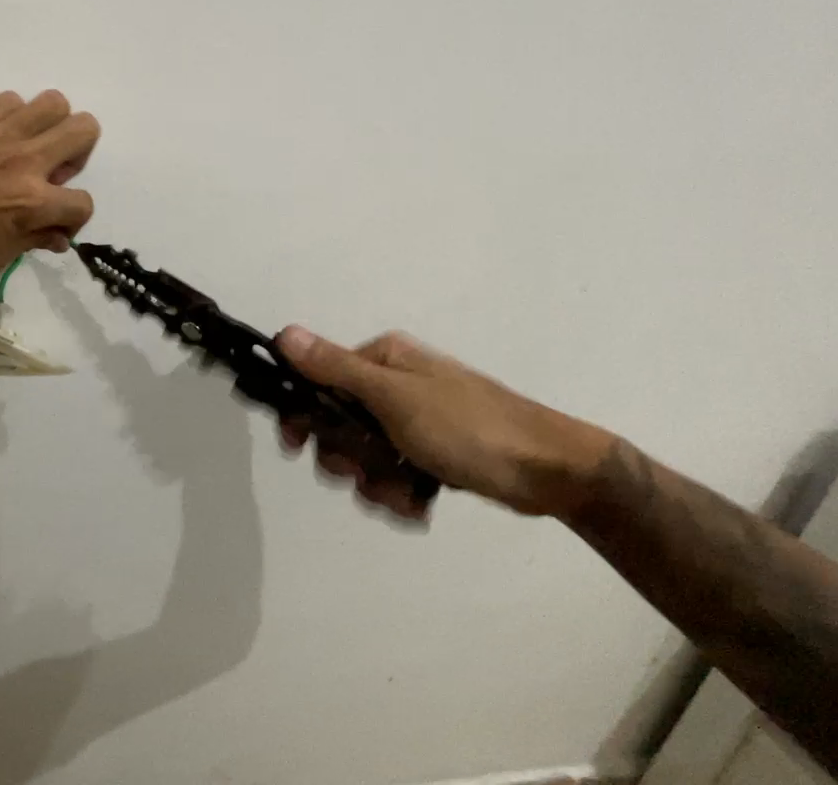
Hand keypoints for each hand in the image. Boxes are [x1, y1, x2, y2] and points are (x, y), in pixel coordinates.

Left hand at [0, 90, 99, 286]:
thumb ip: (32, 240)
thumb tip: (57, 235)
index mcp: (31, 204)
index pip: (82, 202)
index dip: (73, 217)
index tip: (53, 223)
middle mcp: (23, 161)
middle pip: (84, 130)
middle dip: (77, 154)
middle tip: (51, 173)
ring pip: (53, 103)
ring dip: (50, 126)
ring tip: (28, 149)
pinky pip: (8, 100)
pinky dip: (12, 116)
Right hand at [273, 326, 616, 519]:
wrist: (554, 472)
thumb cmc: (469, 427)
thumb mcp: (394, 397)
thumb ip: (335, 369)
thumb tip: (283, 333)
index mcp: (382, 361)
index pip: (317, 380)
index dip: (302, 415)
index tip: (296, 447)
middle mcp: (394, 384)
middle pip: (337, 424)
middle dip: (347, 458)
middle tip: (364, 472)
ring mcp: (415, 420)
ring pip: (364, 457)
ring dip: (376, 484)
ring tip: (404, 496)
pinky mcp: (433, 453)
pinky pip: (394, 474)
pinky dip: (400, 493)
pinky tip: (418, 505)